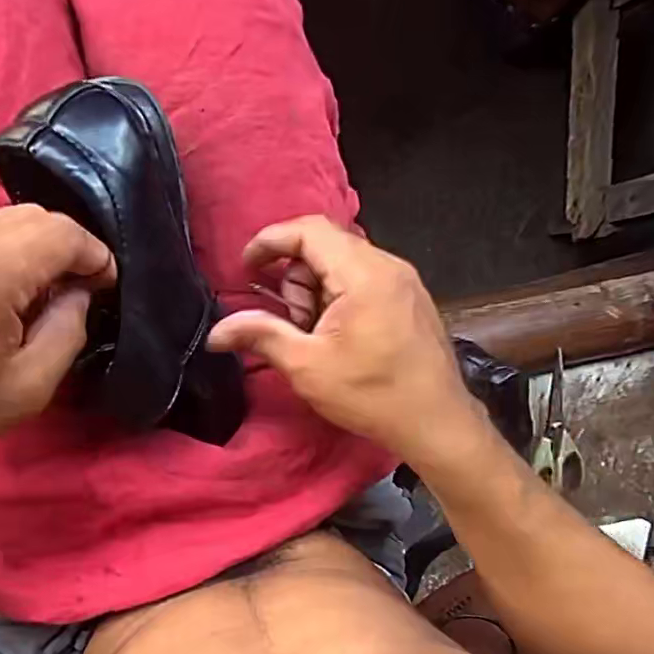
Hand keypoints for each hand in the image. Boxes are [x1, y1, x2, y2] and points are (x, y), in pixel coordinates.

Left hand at [0, 205, 115, 505]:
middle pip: (29, 217)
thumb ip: (68, 329)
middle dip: (63, 250)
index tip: (107, 285)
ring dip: (25, 251)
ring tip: (28, 301)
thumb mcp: (27, 387)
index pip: (62, 232)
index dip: (95, 255)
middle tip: (74, 296)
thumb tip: (77, 293)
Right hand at [207, 216, 485, 465]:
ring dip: (315, 292)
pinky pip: (363, 280)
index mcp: (363, 274)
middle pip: (324, 247)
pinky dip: (338, 298)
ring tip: (315, 337)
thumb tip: (217, 332)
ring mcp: (404, 281)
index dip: (269, 241)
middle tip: (291, 324)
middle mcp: (388, 265)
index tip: (246, 270)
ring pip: (342, 265)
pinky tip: (337, 337)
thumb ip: (261, 335)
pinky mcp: (410, 299)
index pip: (308, 230)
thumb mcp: (307, 366)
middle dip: (294, 279)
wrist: (436, 423)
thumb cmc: (371, 394)